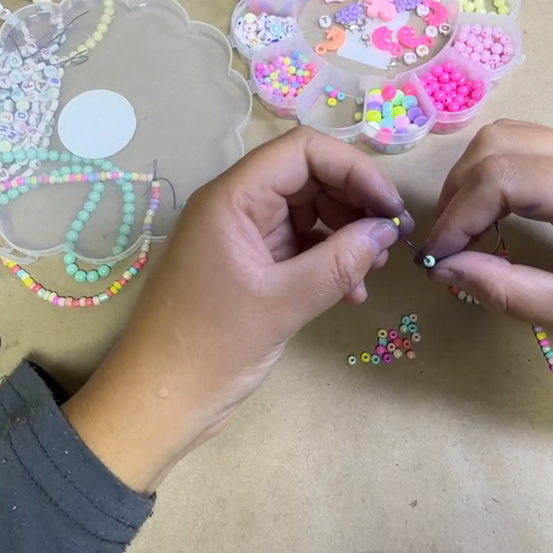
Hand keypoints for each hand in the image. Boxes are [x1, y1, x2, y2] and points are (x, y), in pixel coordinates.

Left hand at [64, 128, 405, 491]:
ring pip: (308, 213)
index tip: (390, 207)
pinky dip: (329, 261)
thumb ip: (339, 263)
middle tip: (394, 237)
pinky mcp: (250, 266)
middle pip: (308, 177)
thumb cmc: (209, 348)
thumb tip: (387, 232)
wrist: (158, 402)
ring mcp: (243, 237)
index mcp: (233, 199)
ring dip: (346, 234)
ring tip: (375, 269)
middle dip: (355, 202)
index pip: (302, 150)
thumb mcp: (282, 303)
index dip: (353, 169)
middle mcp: (237, 207)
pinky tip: (353, 293)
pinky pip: (299, 247)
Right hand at [418, 120, 552, 435]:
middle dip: (461, 189)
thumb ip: (504, 288)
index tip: (438, 257)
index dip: (458, 214)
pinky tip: (494, 215)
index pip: (504, 175)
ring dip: (477, 176)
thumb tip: (443, 269)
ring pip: (515, 136)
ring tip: (465, 227)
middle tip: (448, 242)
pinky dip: (501, 176)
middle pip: (503, 141)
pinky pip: (535, 151)